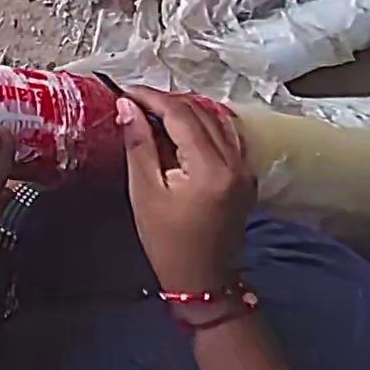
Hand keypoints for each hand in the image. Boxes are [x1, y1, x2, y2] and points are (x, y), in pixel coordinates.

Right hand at [117, 86, 255, 292]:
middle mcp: (235, 161)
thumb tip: (126, 105)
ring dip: (182, 110)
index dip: (151, 97)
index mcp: (210, 168)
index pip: (181, 115)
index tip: (124, 91)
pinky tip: (176, 129)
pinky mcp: (245, 173)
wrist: (202, 277)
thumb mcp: (145, 190)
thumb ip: (138, 143)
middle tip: (133, 101)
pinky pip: (223, 134)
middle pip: (200, 112)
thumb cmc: (166, 238)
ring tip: (150, 111)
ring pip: (214, 119)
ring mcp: (245, 167)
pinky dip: (199, 124)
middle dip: (165, 101)